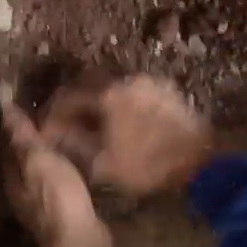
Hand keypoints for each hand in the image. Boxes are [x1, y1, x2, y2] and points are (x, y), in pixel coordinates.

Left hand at [0, 93, 112, 246]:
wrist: (81, 243)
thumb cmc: (57, 199)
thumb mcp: (39, 162)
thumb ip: (23, 136)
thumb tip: (3, 107)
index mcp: (12, 178)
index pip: (8, 144)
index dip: (17, 124)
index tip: (31, 103)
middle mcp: (23, 189)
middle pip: (26, 157)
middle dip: (37, 136)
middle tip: (56, 111)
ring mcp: (44, 200)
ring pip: (45, 168)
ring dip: (55, 150)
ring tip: (71, 127)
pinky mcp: (66, 207)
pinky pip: (63, 178)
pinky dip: (69, 164)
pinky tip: (83, 155)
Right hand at [40, 75, 212, 197]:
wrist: (202, 163)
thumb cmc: (148, 167)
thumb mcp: (102, 162)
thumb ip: (72, 142)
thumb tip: (51, 132)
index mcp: (106, 95)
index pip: (65, 96)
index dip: (50, 113)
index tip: (45, 129)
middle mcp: (125, 80)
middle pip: (86, 83)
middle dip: (71, 102)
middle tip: (63, 123)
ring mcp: (148, 83)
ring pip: (110, 85)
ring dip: (95, 101)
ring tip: (91, 124)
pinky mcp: (165, 91)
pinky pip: (131, 91)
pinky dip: (118, 102)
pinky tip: (119, 122)